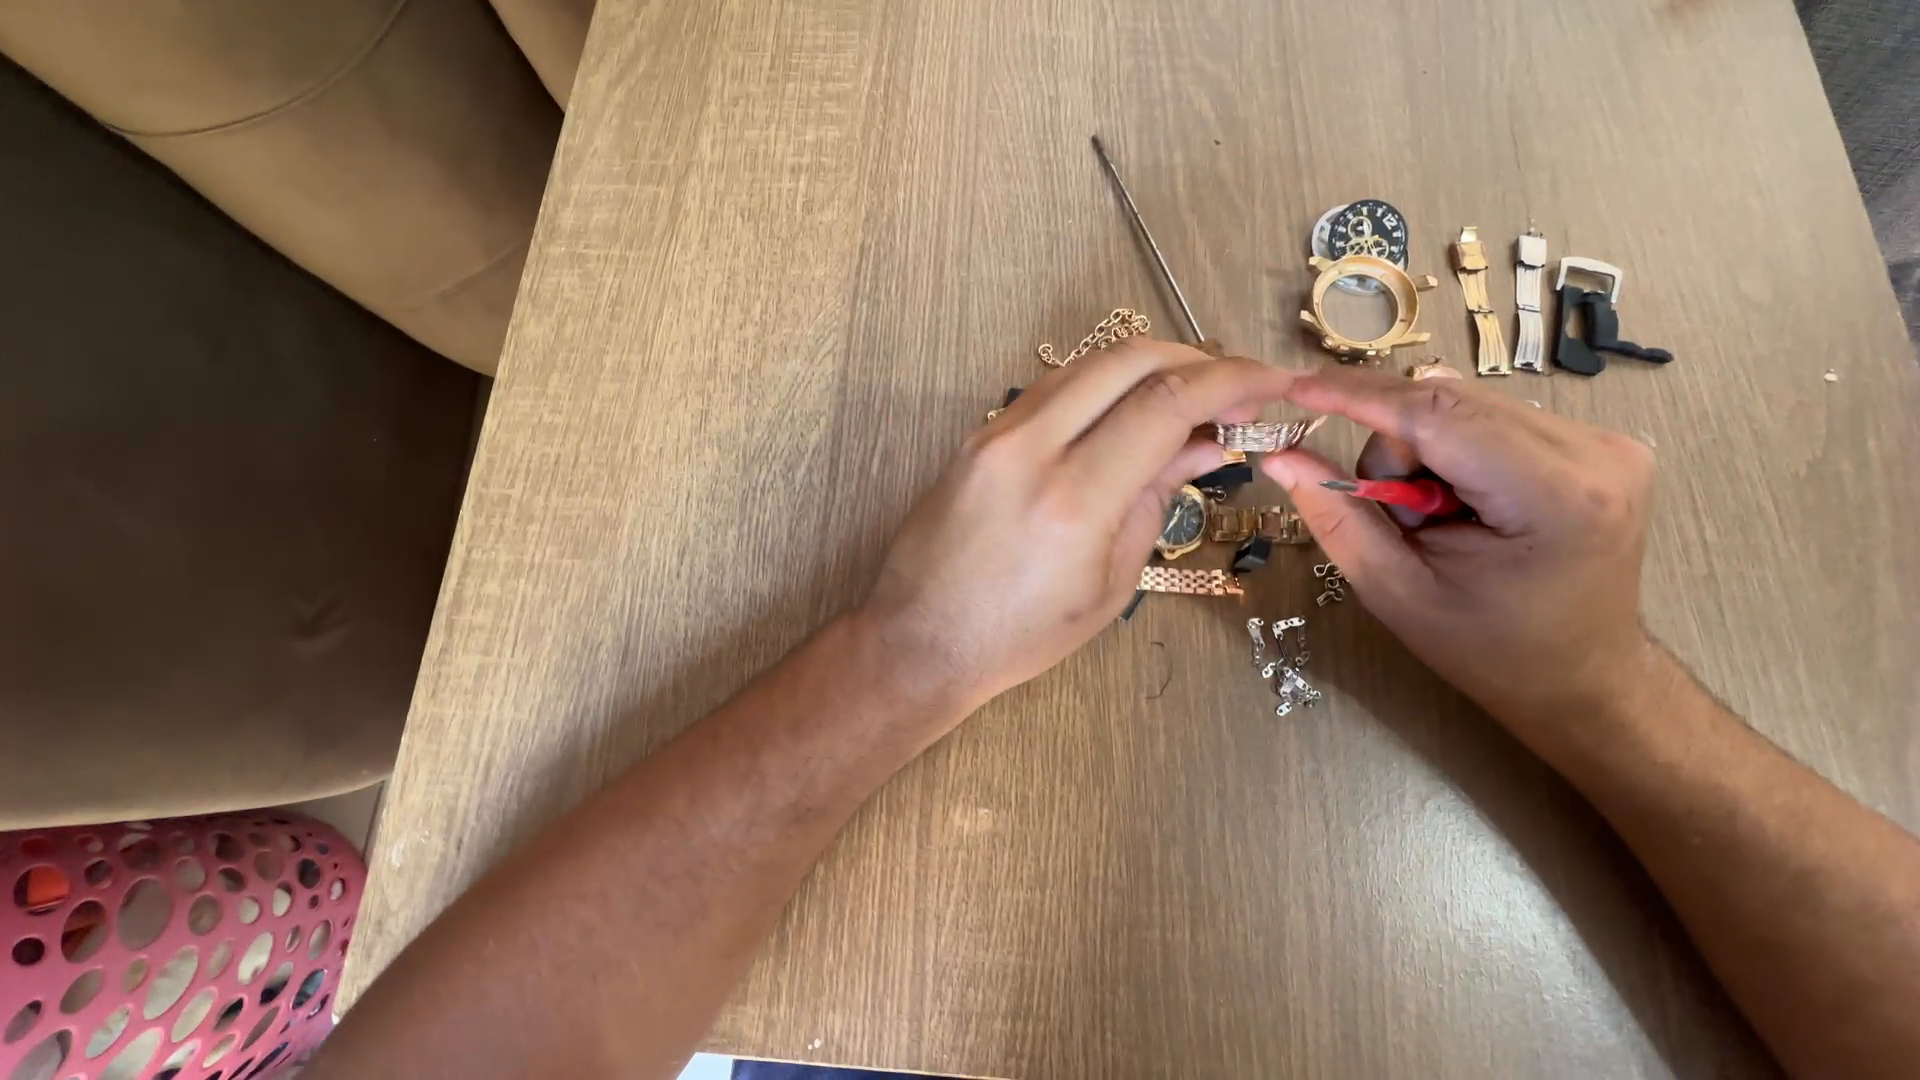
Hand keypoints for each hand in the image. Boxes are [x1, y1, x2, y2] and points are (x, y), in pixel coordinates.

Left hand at [859, 339, 1295, 714]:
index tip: (1272, 381)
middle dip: (1195, 358)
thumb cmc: (1021, 634)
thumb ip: (1157, 498)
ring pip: (1086, 364)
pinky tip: (1126, 412)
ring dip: (1147, 366)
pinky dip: (1101, 385)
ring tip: (1188, 397)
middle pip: (1127, 358)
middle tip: (1234, 386)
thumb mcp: (1110, 584)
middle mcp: (1029, 447)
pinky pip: (1051, 388)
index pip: (1166, 403)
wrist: (920, 638)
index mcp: (1073, 498)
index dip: (1231, 380)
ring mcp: (994, 433)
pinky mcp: (977, 434)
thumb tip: (1208, 441)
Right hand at [1262, 366, 1659, 738]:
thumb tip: (1278, 454)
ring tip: (1430, 520)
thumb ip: (1335, 515)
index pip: (1435, 413)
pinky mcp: (1597, 441)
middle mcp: (1594, 450)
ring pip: (1462, 405)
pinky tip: (1458, 504)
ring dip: (1419, 452)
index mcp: (1553, 495)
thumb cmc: (1485, 648)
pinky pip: (1488, 416)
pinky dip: (1448, 452)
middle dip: (1393, 448)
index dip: (1358, 395)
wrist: (1578, 675)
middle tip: (1392, 515)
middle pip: (1446, 402)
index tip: (1294, 387)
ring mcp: (1603, 440)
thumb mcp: (1393, 589)